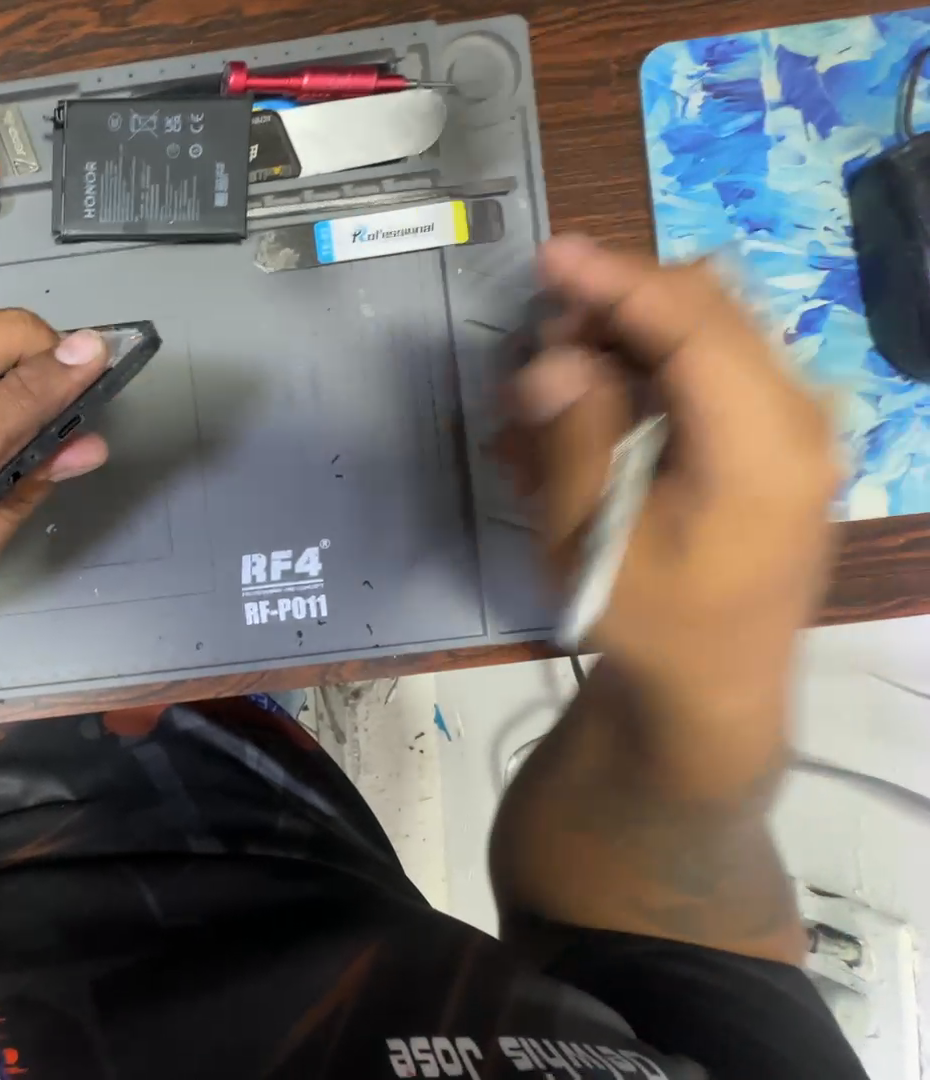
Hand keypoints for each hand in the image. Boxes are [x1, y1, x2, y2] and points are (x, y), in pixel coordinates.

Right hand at [509, 237, 839, 772]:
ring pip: (691, 343)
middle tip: (529, 363)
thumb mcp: (592, 541)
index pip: (693, 326)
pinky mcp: (757, 442)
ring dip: (606, 358)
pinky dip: (622, 390)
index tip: (549, 256)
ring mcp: (780, 427)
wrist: (709, 684)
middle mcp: (790, 416)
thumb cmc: (650, 621)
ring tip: (535, 419)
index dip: (618, 283)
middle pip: (702, 316)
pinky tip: (566, 439)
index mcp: (763, 442)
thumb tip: (550, 364)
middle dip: (608, 316)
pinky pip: (689, 382)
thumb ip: (574, 444)